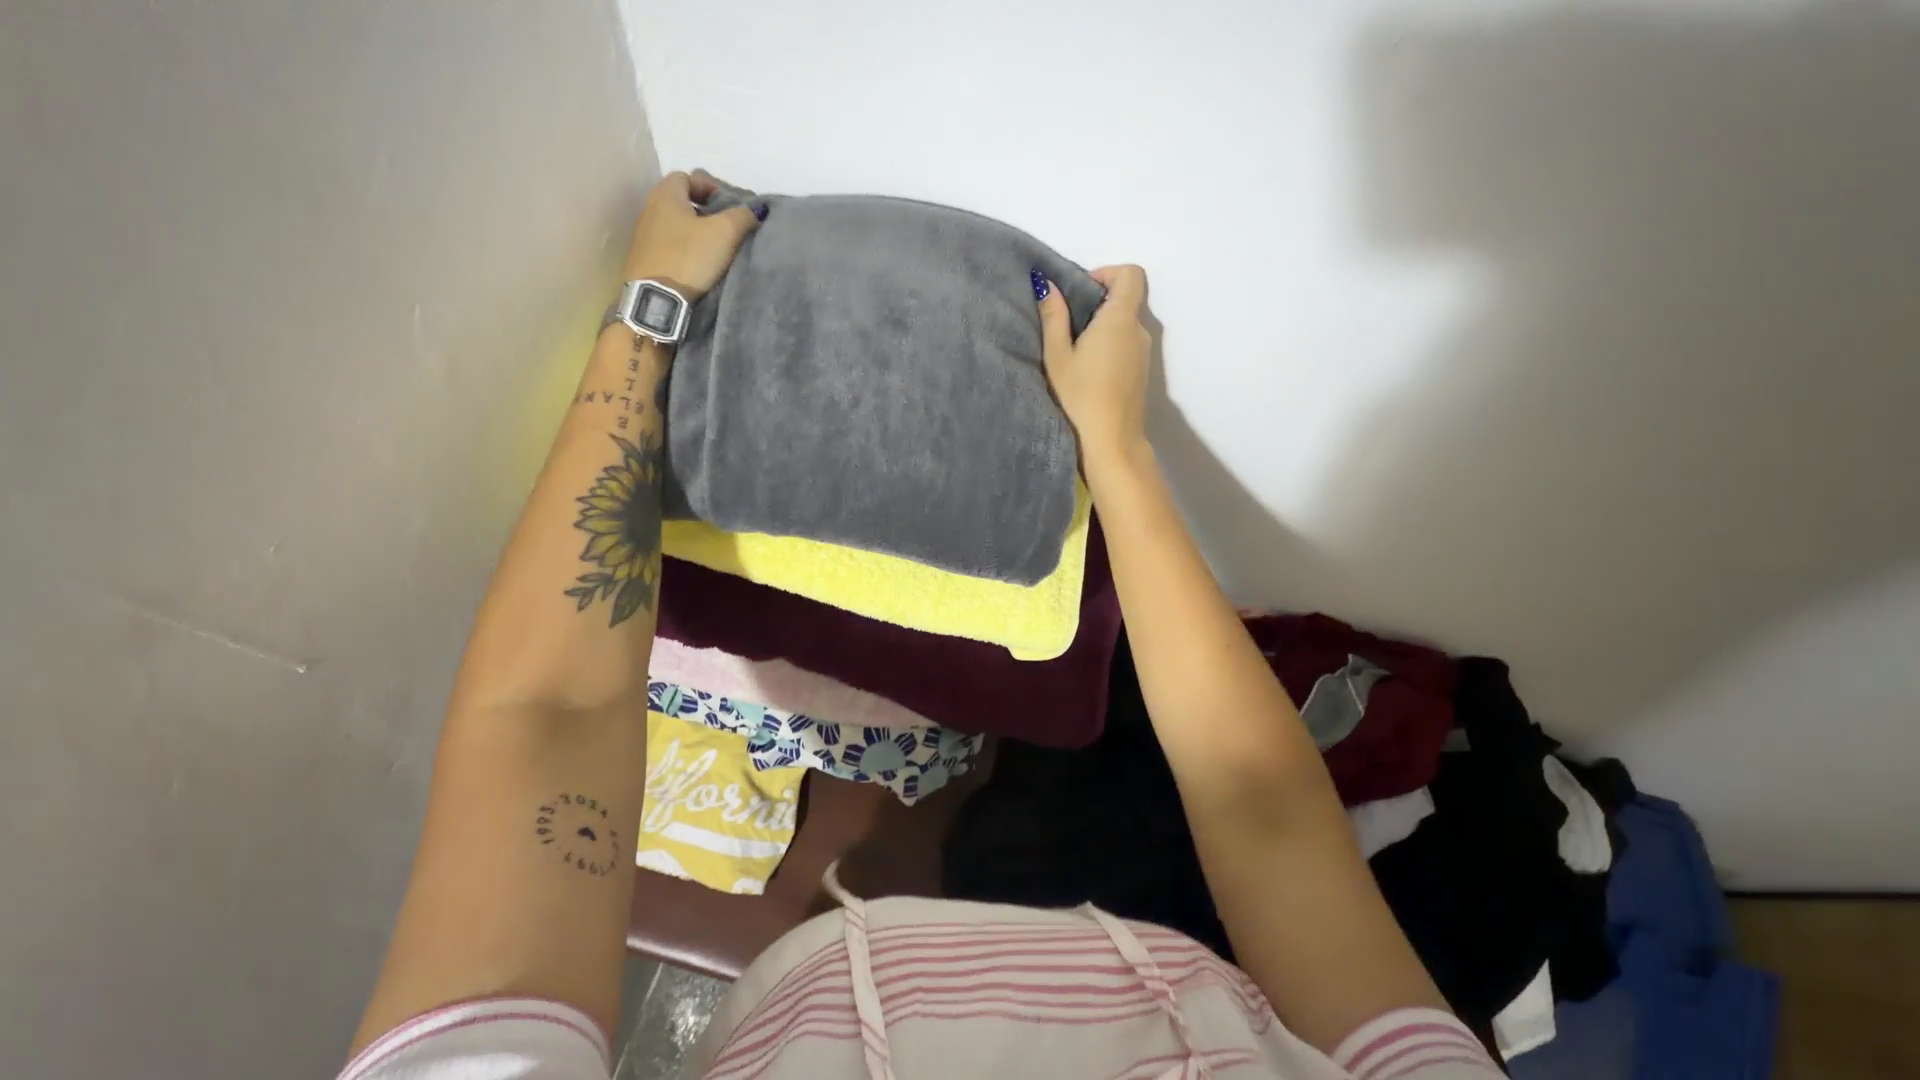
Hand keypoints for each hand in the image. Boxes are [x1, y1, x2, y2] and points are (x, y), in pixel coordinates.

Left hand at [621, 170, 762, 302]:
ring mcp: (643, 237)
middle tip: (726, 227)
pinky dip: (684, 249)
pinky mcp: (644, 260)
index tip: (727, 206)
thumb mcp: (725, 232)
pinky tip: (698, 264)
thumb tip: (753, 211)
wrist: (657, 299)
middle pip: (681, 201)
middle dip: (705, 211)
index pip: (686, 177)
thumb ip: (742, 216)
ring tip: (715, 248)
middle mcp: (649, 210)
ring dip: (695, 232)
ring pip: (675, 225)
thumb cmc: (690, 257)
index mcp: (665, 196)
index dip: (709, 186)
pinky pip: (669, 245)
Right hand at [1037, 264, 1153, 468]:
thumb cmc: (1080, 397)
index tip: (1081, 291)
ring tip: (1074, 349)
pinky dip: (1110, 344)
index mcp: (1120, 319)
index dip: (1107, 273)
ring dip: (1103, 326)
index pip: (1130, 274)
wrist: (1112, 442)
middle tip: (1068, 322)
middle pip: (1127, 298)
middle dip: (1099, 301)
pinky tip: (1088, 369)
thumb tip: (1047, 284)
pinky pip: (1128, 344)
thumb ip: (1054, 317)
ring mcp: (1145, 353)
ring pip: (1126, 323)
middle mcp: (1139, 331)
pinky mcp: (1143, 372)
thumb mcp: (1057, 356)